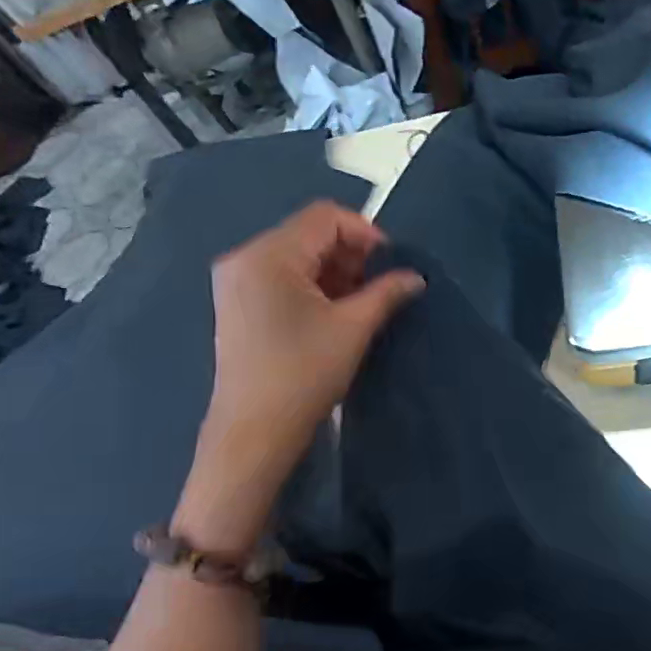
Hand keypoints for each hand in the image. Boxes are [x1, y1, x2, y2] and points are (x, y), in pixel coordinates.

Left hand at [209, 201, 423, 450]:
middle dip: (350, 255)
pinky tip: (334, 313)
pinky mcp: (237, 305)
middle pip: (308, 234)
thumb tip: (415, 277)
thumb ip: (385, 293)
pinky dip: (312, 287)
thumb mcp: (352, 329)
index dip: (366, 233)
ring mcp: (236, 282)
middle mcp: (245, 258)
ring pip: (296, 258)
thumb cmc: (304, 375)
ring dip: (334, 273)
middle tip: (381, 287)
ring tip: (362, 304)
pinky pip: (281, 279)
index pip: (324, 217)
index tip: (394, 265)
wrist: (254, 432)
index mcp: (268, 255)